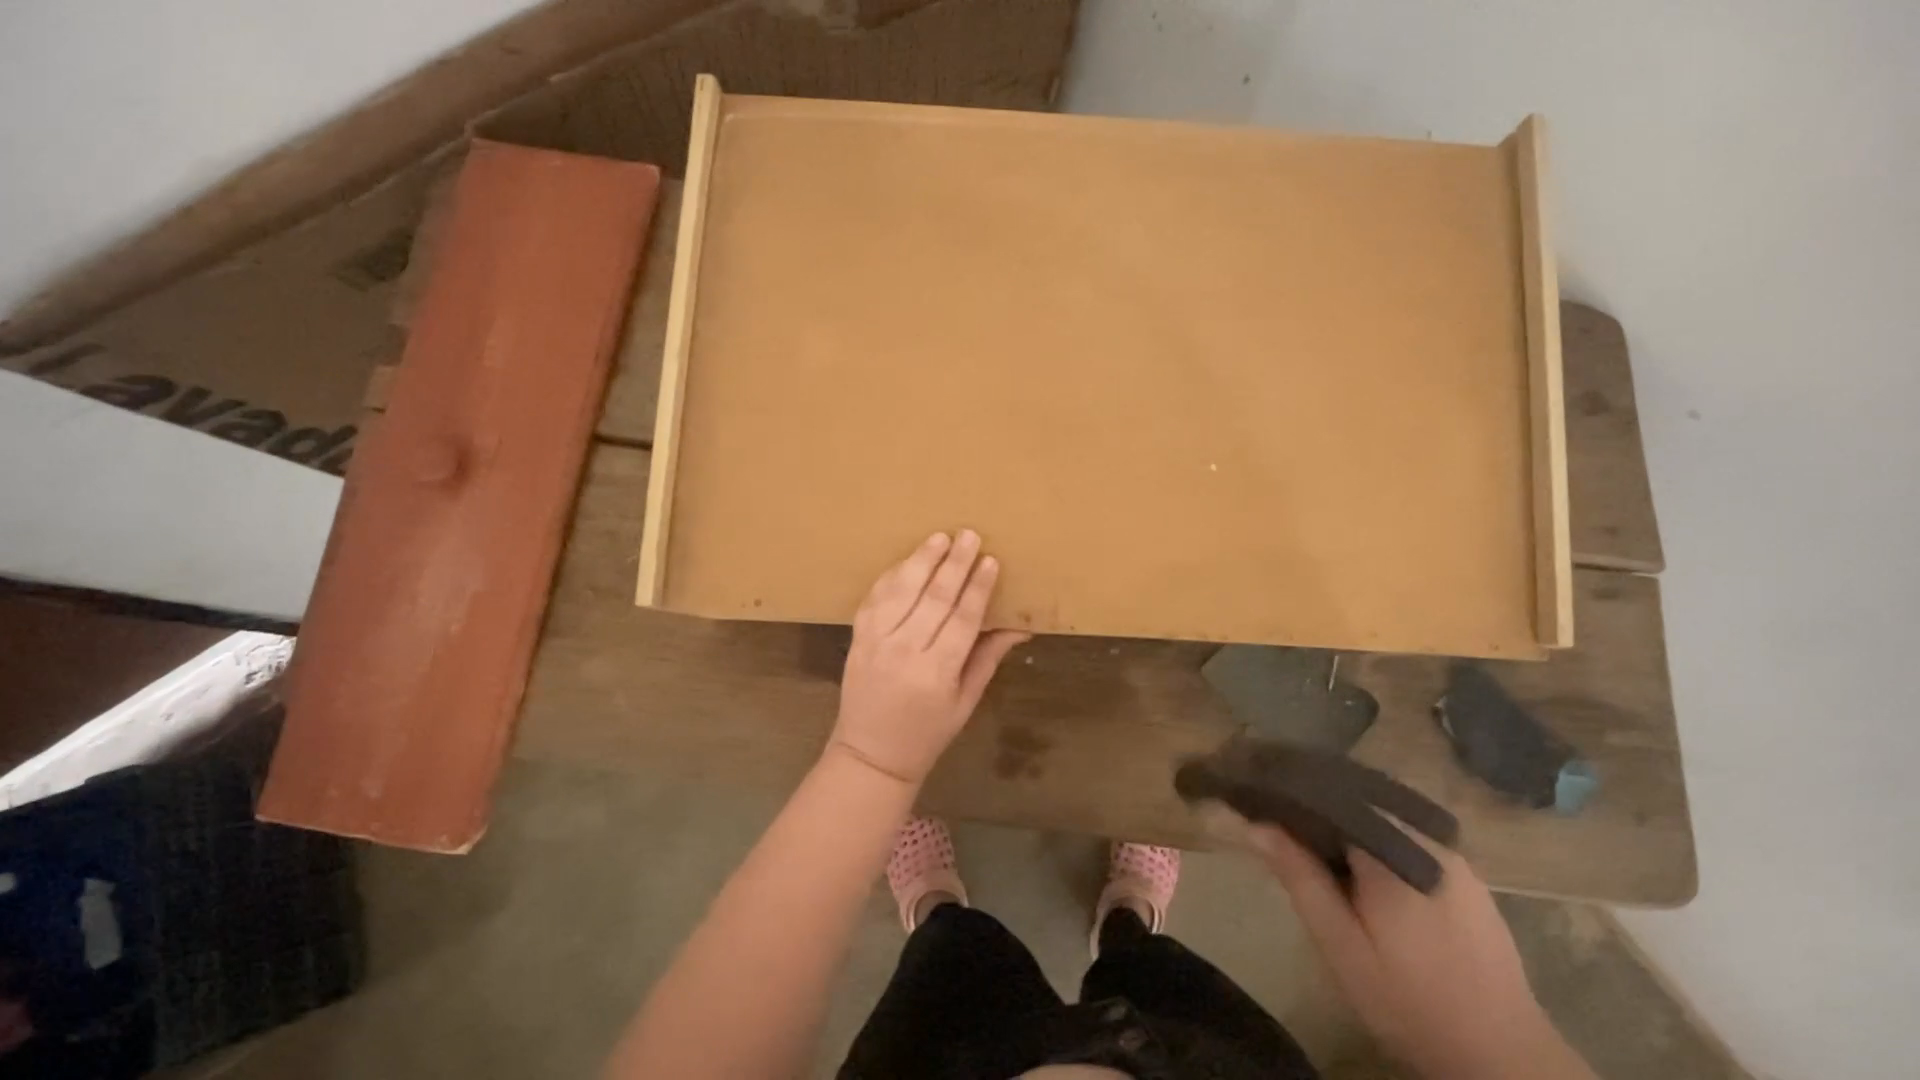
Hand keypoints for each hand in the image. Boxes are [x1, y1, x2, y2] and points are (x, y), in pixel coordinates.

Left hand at [829, 530, 1028, 784]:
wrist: (871, 753)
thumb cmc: (928, 732)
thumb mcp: (966, 701)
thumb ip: (987, 658)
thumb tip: (1020, 627)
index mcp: (937, 672)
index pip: (962, 619)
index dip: (977, 587)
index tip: (990, 560)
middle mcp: (904, 652)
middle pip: (933, 597)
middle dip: (954, 564)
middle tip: (969, 535)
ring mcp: (876, 642)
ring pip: (901, 591)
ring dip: (921, 561)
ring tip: (939, 538)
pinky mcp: (857, 638)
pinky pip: (875, 598)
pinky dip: (891, 576)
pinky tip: (907, 560)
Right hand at [1251, 825, 1592, 1079]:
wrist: (1500, 1053)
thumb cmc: (1408, 1001)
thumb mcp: (1342, 946)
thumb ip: (1302, 880)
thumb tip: (1257, 826)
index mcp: (1392, 851)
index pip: (1332, 801)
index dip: (1295, 804)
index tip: (1264, 814)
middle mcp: (1428, 841)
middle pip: (1361, 810)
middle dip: (1323, 821)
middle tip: (1287, 844)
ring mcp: (1456, 860)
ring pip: (1388, 827)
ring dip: (1354, 837)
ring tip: (1323, 862)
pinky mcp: (1472, 882)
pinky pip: (1413, 846)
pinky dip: (1384, 851)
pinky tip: (1370, 884)